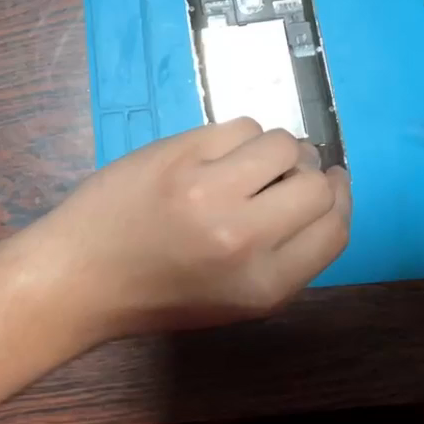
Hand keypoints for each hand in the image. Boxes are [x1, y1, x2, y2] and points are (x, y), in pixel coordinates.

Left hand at [21, 118, 351, 339]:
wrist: (82, 275)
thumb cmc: (159, 293)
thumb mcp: (236, 297)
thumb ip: (285, 255)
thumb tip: (321, 190)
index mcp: (265, 286)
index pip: (335, 228)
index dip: (340, 197)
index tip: (333, 179)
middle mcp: (245, 237)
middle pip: (315, 182)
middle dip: (309, 170)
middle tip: (285, 170)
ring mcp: (210, 189)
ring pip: (280, 142)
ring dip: (272, 147)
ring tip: (244, 161)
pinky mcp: (180, 153)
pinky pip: (237, 125)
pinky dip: (236, 135)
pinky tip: (214, 151)